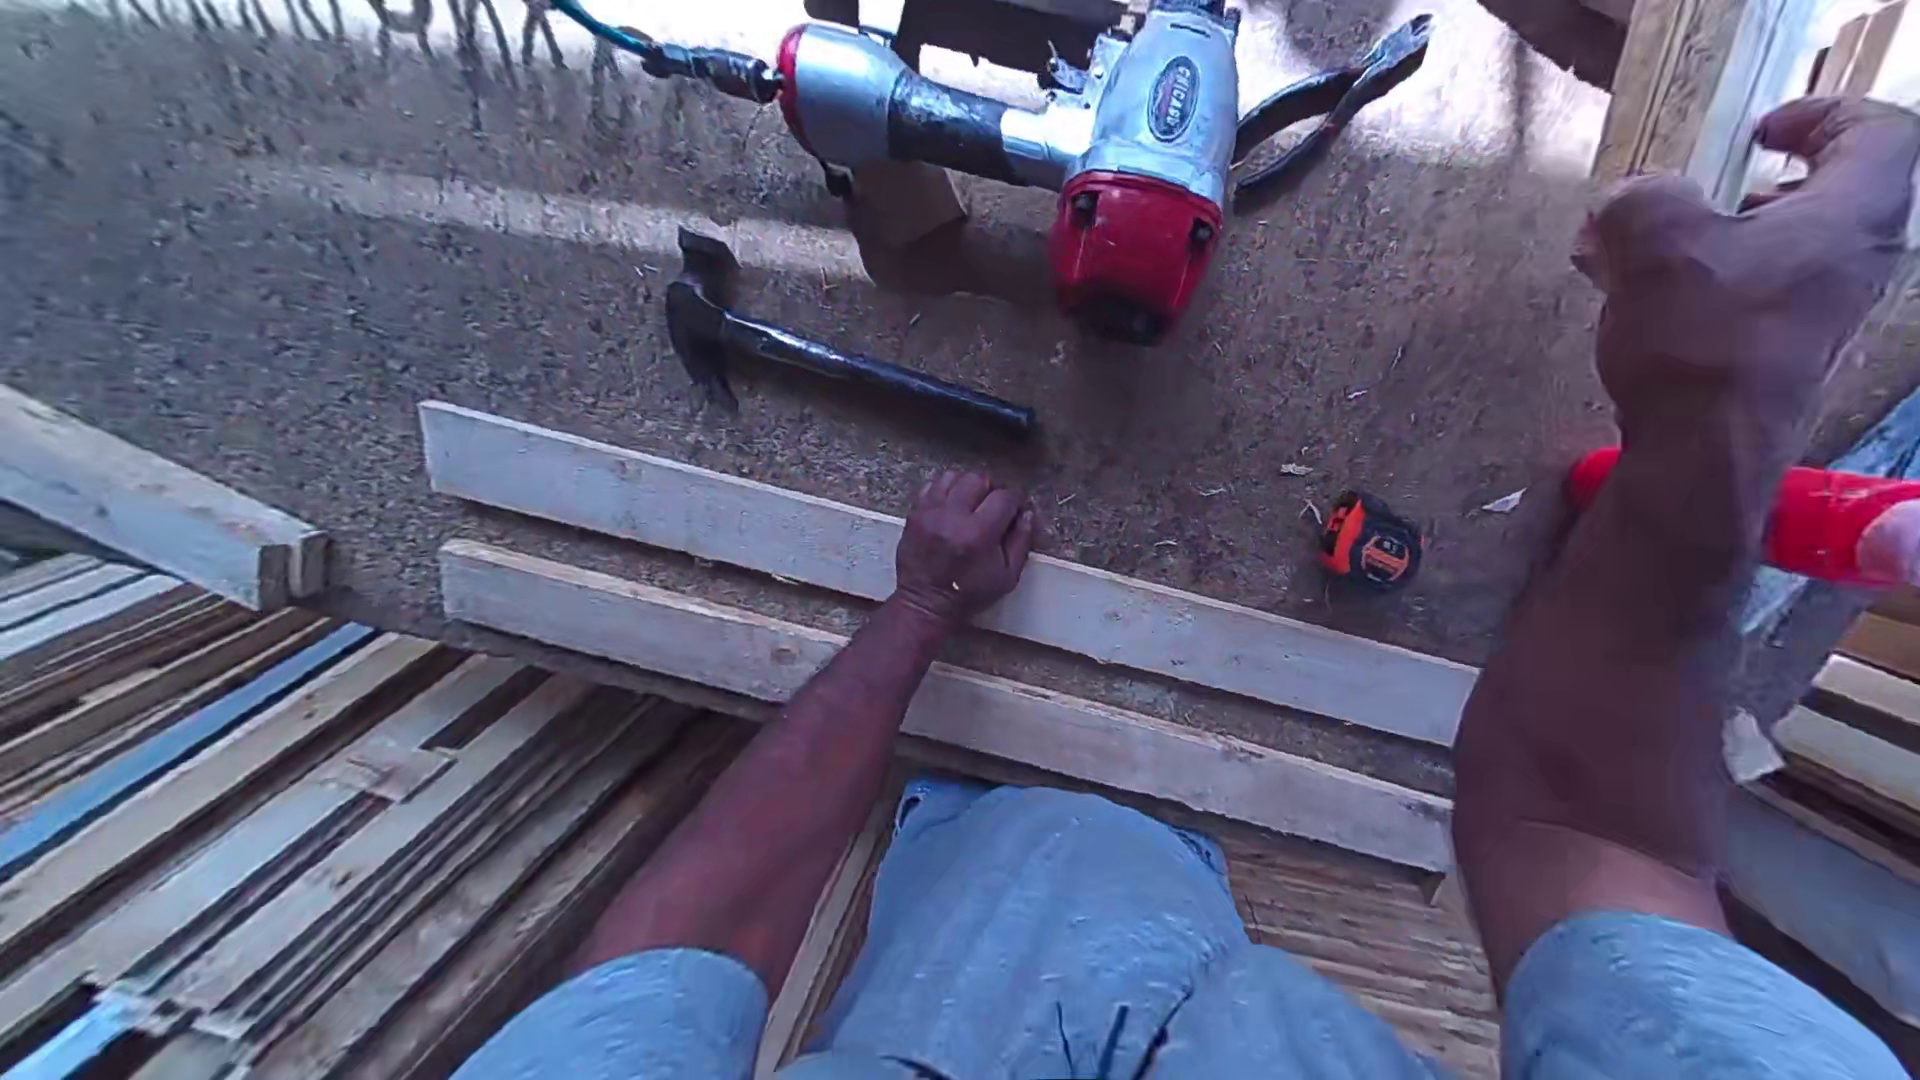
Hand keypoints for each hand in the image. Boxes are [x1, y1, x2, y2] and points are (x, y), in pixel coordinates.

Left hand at [892, 470, 1035, 628]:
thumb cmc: (970, 593)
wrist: (925, 603)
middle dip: (992, 489)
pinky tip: (951, 505)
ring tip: (971, 502)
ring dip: (967, 485)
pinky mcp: (914, 514)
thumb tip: (1027, 513)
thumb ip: (1021, 541)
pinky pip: (931, 486)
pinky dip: (945, 490)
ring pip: (953, 476)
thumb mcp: (1007, 576)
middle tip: (993, 504)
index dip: (1016, 499)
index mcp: (979, 534)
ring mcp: (929, 513)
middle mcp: (952, 517)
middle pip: (978, 479)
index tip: (1017, 507)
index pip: (1004, 497)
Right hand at [1574, 97, 1918, 437]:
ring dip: (1709, 245)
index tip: (1758, 128)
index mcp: (1850, 212)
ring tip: (1643, 259)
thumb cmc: (1698, 332)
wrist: (1706, 434)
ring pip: (1773, 252)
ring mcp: (1817, 308)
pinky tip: (1646, 306)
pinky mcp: (1774, 349)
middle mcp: (1852, 255)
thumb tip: (1624, 196)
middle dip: (1745, 192)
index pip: (1874, 132)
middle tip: (1691, 200)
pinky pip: (1745, 295)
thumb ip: (1640, 205)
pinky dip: (1700, 286)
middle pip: (1819, 197)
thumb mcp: (1656, 250)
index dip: (1820, 116)